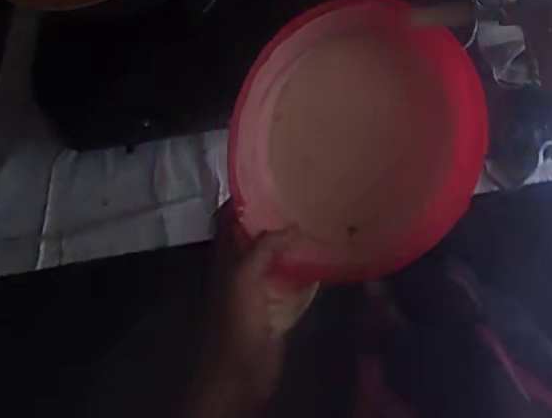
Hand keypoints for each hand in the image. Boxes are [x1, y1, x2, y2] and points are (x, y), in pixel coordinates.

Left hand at [183, 214, 317, 416]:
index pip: (230, 215)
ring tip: (316, 220)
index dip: (243, 197)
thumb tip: (292, 224)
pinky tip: (324, 257)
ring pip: (276, 255)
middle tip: (300, 196)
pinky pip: (293, 280)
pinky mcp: (278, 305)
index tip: (267, 178)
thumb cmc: (235, 320)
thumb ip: (264, 247)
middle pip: (256, 233)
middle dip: (273, 216)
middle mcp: (242, 264)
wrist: (241, 374)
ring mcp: (261, 285)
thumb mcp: (245, 276)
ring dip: (292, 242)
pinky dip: (305, 269)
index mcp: (227, 253)